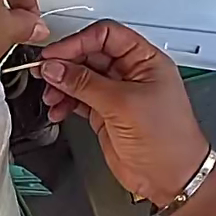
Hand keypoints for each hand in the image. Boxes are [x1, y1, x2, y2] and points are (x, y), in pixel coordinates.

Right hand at [39, 20, 208, 206]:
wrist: (171, 179)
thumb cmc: (168, 141)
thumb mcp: (123, 104)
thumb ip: (85, 84)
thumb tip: (56, 68)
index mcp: (145, 60)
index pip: (106, 36)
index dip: (78, 42)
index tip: (54, 54)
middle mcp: (130, 73)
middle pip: (90, 55)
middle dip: (65, 64)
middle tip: (44, 72)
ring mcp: (117, 94)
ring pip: (80, 78)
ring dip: (62, 85)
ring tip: (50, 95)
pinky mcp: (105, 113)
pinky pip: (78, 99)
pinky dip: (65, 103)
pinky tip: (58, 110)